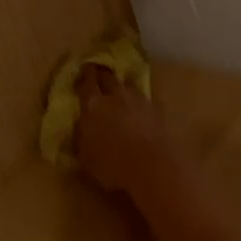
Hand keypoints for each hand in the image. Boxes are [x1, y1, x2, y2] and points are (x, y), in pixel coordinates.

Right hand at [73, 65, 188, 195]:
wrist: (154, 168)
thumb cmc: (113, 166)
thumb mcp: (86, 157)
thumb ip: (81, 137)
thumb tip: (81, 126)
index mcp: (94, 106)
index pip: (86, 83)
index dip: (84, 77)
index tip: (83, 72)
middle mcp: (116, 96)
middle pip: (108, 77)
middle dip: (103, 76)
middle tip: (100, 76)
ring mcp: (140, 101)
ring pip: (129, 86)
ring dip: (124, 89)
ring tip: (122, 94)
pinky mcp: (159, 110)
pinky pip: (147, 100)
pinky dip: (142, 104)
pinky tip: (142, 111)